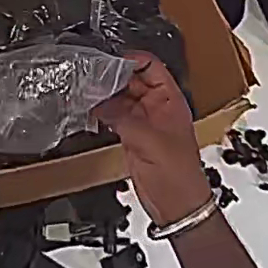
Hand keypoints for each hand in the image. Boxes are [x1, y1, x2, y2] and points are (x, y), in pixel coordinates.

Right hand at [94, 51, 213, 226]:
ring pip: (121, 97)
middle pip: (132, 80)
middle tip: (92, 74)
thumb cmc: (179, 176)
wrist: (177, 208)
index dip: (132, 60)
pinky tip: (90, 108)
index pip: (151, 67)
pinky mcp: (133, 135)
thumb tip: (102, 102)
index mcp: (170, 100)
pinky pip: (115, 115)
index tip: (111, 59)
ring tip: (87, 89)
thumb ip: (124, 119)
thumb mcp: (150, 142)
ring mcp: (144, 121)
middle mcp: (156, 107)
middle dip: (113, 76)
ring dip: (105, 93)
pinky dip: (102, 111)